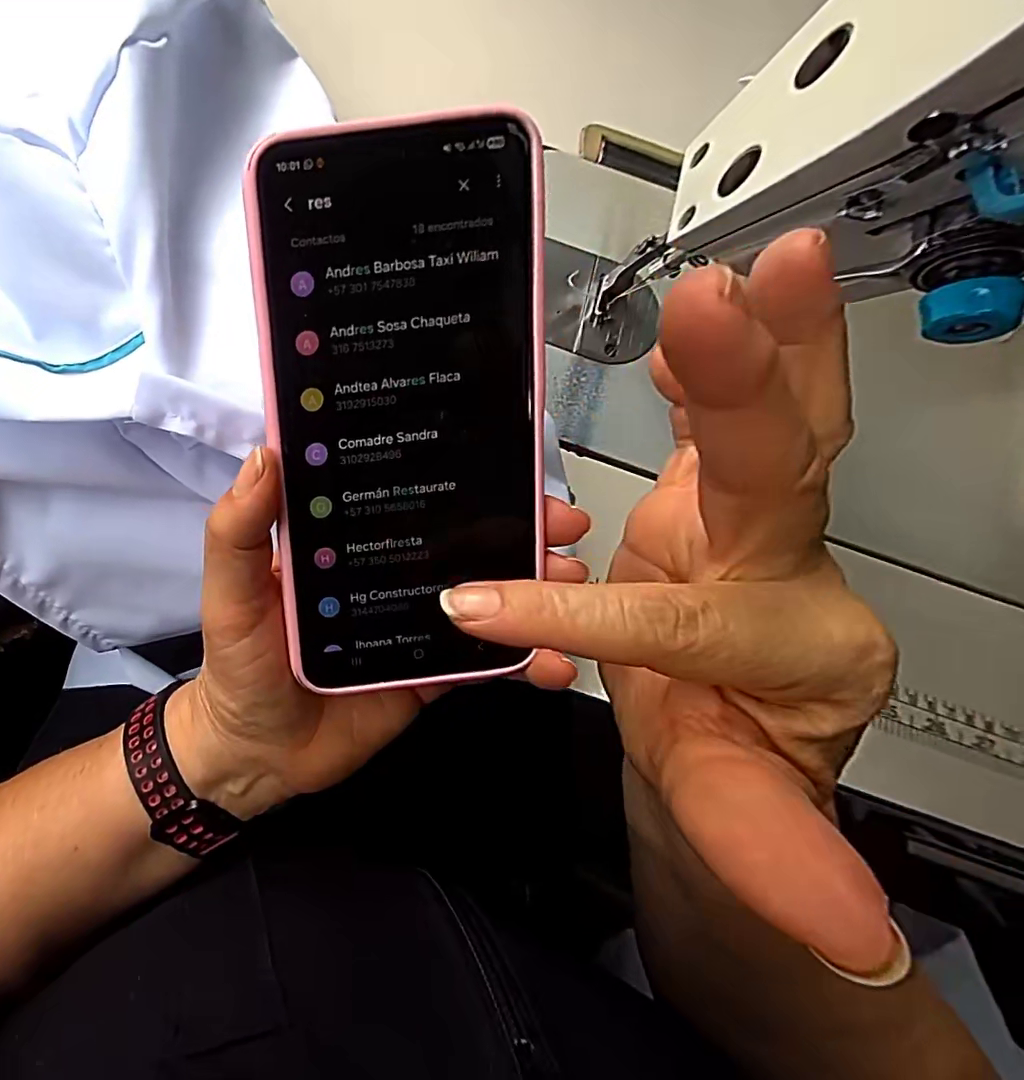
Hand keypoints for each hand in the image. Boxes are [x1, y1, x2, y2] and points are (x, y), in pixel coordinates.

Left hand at [167, 446, 593, 818]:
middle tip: (558, 522)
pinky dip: (521, 654)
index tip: (497, 458)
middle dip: (510, 525)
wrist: (259, 752)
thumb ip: (236, 533)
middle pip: (449, 538)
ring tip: (566, 580)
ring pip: (479, 592)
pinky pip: (481, 656)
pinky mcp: (425, 670)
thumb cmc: (236, 665)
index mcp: (331, 545)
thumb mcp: (230, 595)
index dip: (439, 473)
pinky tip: (551, 656)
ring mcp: (405, 622)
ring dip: (530, 583)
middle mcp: (374, 573)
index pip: (389, 495)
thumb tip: (263, 457)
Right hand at [439, 229, 900, 976]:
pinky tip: (698, 325)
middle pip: (781, 479)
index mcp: (774, 649)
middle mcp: (786, 574)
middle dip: (743, 396)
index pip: (673, 620)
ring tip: (742, 274)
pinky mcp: (721, 503)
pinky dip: (717, 368)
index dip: (570, 614)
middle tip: (726, 305)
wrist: (740, 721)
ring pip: (777, 426)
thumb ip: (768, 851)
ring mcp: (758, 528)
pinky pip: (731, 423)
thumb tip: (843, 935)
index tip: (472, 607)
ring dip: (753, 345)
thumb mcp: (727, 810)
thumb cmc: (722, 757)